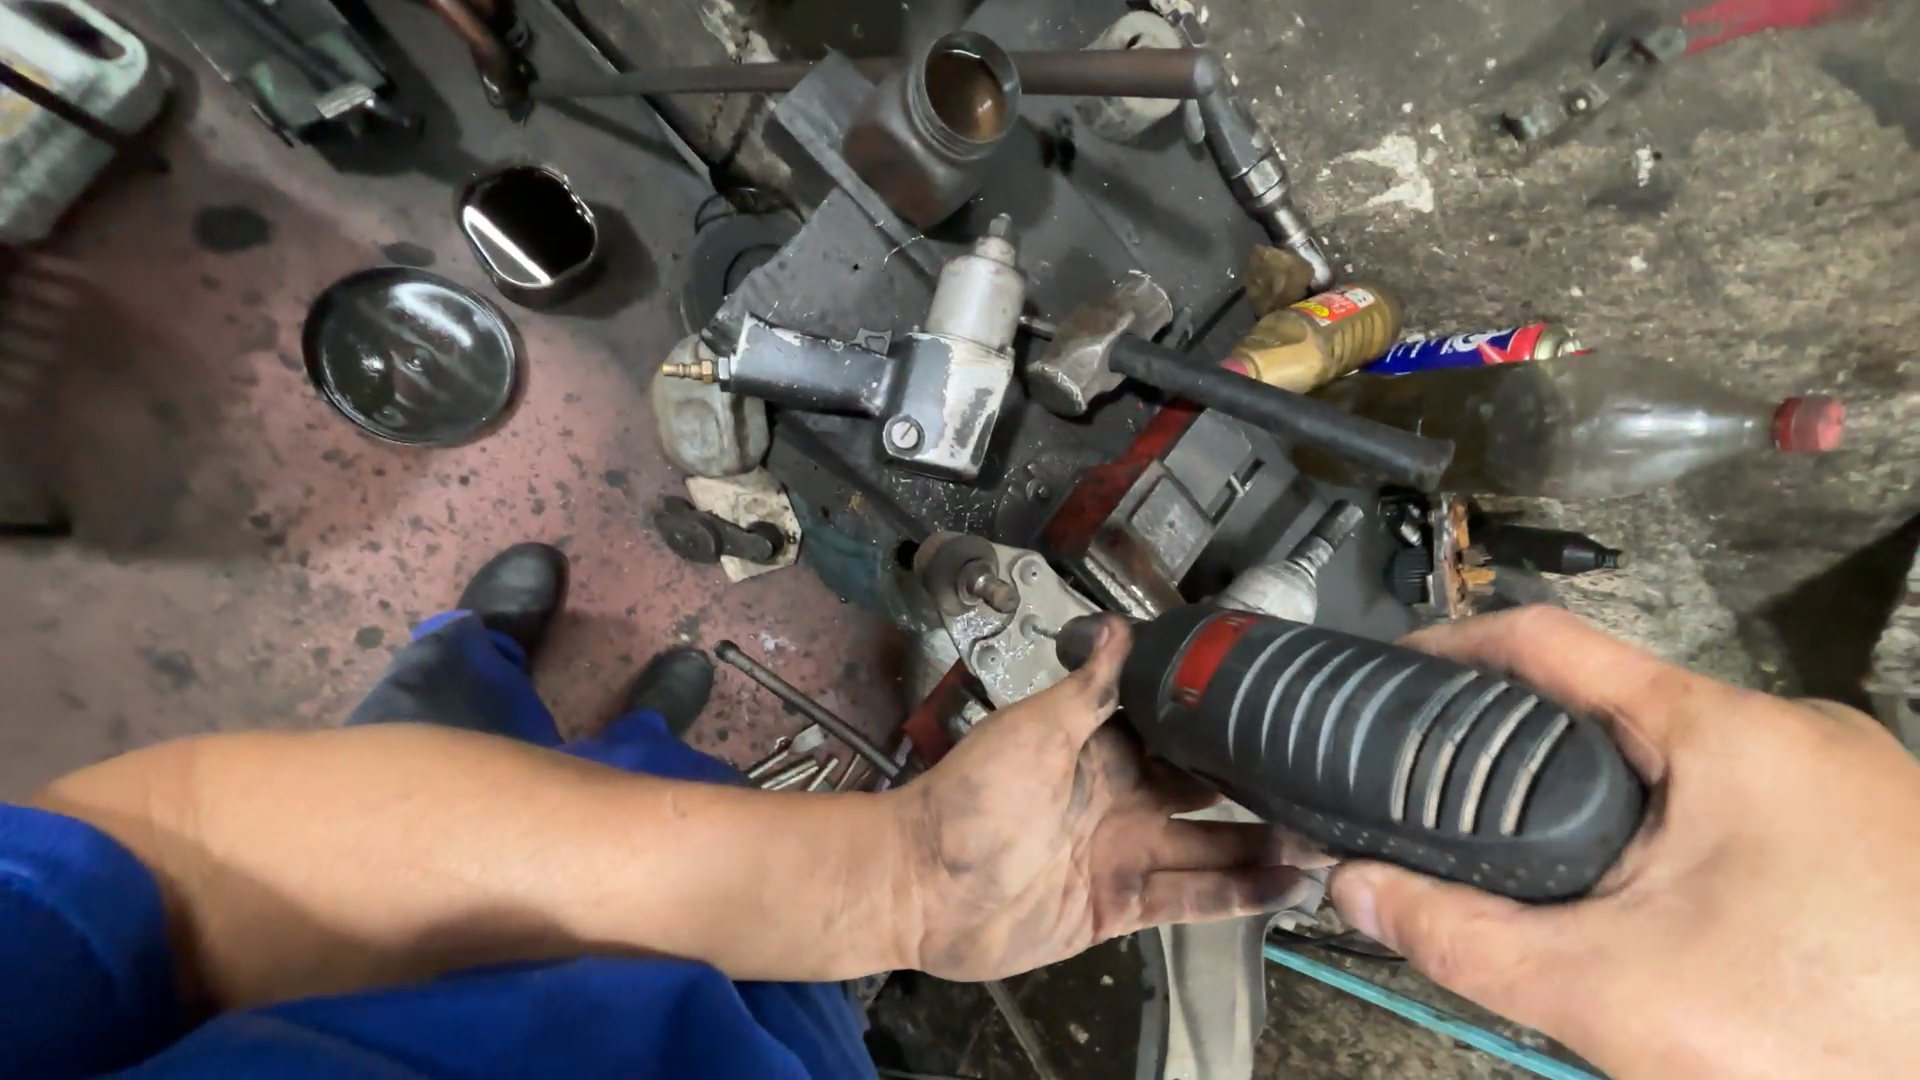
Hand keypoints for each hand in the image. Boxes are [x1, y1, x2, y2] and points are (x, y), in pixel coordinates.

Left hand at [893, 615, 1317, 981]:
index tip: (1280, 713)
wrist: (924, 884)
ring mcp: (1124, 852)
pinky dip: (1238, 894)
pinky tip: (1288, 886)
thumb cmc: (974, 796)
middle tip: (1328, 781)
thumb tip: (1122, 624)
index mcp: (1100, 747)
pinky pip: (1189, 896)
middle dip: (1256, 786)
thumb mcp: (1032, 730)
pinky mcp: (1121, 904)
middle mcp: (1120, 796)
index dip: (1222, 723)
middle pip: (1203, 789)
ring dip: (1263, 842)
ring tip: (1329, 836)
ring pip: (1209, 846)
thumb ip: (1085, 689)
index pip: (1174, 730)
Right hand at [1328, 607, 1919, 1078]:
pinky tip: (1626, 878)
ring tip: (1518, 832)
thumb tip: (1348, 886)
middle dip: (1510, 731)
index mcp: (1725, 731)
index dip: (1452, 642)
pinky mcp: (1871, 828)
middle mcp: (1786, 730)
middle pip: (1598, 695)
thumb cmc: (1832, 1042)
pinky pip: (1714, 789)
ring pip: (1657, 748)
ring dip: (1579, 778)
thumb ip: (1460, 936)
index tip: (1391, 672)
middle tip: (1439, 777)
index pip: (1546, 639)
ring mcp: (1839, 778)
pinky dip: (1645, 813)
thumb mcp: (1612, 994)